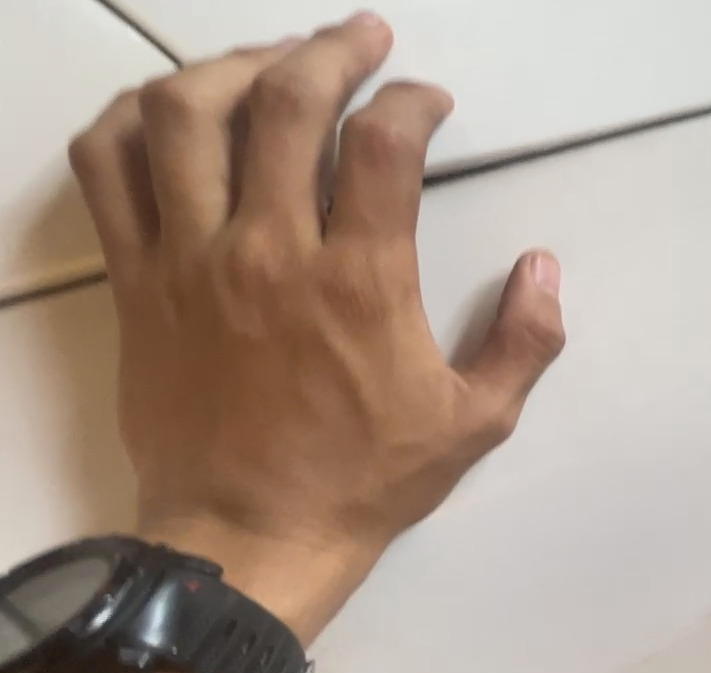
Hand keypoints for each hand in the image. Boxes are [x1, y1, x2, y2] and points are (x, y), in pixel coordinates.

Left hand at [66, 13, 565, 638]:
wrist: (255, 529)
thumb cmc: (376, 475)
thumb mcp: (481, 419)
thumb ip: (525, 341)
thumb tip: (544, 268)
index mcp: (361, 283)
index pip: (381, 152)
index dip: (411, 104)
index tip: (432, 98)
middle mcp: (267, 249)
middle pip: (279, 105)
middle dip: (329, 53)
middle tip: (363, 37)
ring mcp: (188, 257)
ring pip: (182, 114)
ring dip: (233, 65)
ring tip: (275, 58)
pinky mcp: (139, 278)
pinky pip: (111, 164)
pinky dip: (140, 116)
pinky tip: (177, 108)